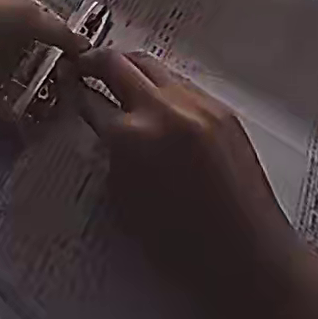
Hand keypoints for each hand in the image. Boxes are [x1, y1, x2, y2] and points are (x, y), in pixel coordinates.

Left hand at [0, 0, 87, 137]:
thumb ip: (3, 120)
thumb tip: (22, 145)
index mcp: (23, 14)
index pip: (62, 33)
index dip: (75, 50)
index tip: (83, 65)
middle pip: (37, 18)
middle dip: (42, 43)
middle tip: (43, 69)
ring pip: (10, 7)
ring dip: (14, 29)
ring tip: (6, 56)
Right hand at [66, 49, 317, 318]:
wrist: (250, 258)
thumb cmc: (182, 245)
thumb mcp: (125, 201)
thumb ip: (111, 155)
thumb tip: (103, 127)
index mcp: (132, 138)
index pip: (90, 99)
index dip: (73, 89)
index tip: (67, 81)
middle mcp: (162, 110)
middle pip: (116, 62)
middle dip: (92, 60)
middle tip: (82, 63)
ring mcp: (195, 104)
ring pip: (150, 64)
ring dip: (127, 65)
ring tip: (117, 73)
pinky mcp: (220, 108)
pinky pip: (180, 83)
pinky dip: (161, 84)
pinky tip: (156, 99)